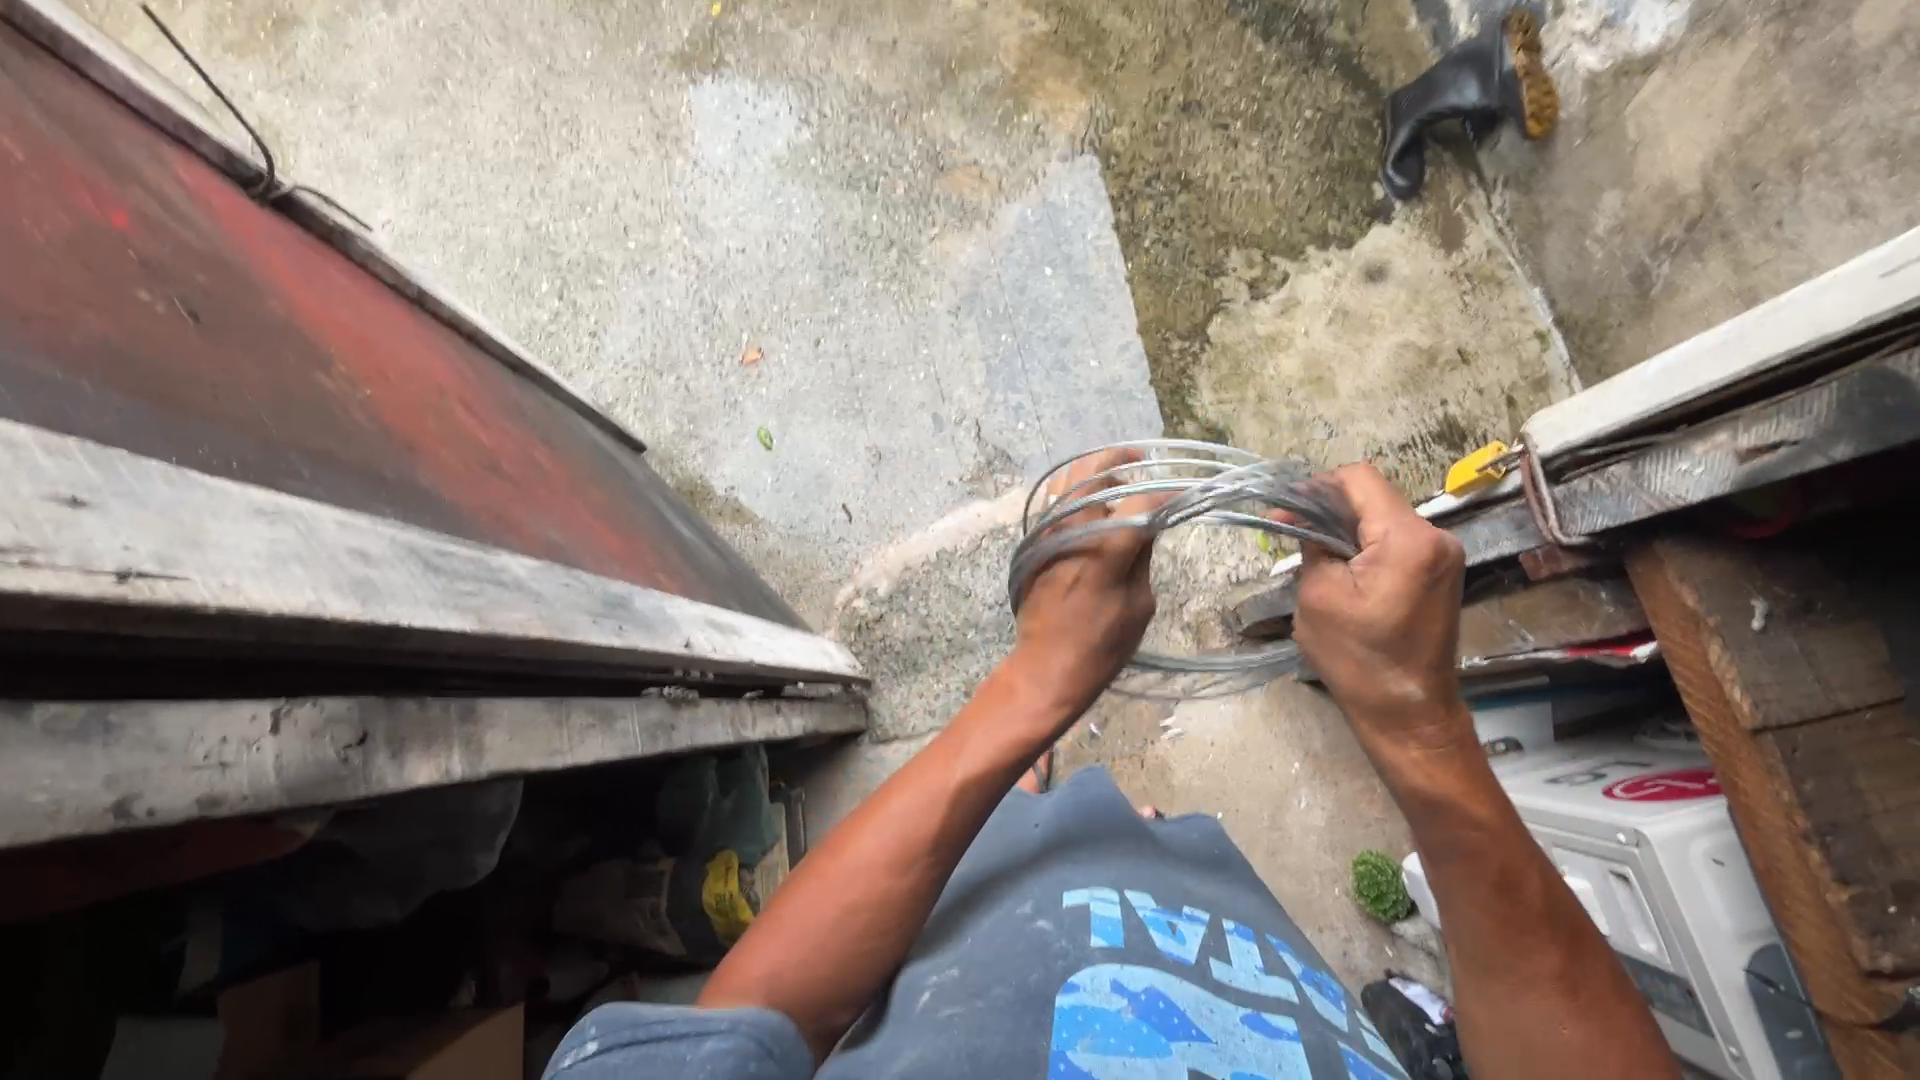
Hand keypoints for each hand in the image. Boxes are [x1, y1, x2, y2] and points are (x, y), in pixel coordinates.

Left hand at [1011, 447, 1163, 715]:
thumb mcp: (1139, 605)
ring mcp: (1046, 535)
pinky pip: (1051, 501)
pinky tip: (1088, 497)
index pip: (1141, 501)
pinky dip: (1071, 489)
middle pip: (1092, 474)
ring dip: (1091, 470)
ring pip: (1065, 482)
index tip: (1181, 495)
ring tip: (1114, 475)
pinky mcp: (1033, 544)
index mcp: (1105, 549)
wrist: (1047, 666)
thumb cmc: (1101, 646)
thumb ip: (1141, 558)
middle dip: (1118, 459)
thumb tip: (1147, 525)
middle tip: (1139, 458)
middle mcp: (1072, 532)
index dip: (1165, 493)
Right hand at [1291, 463, 1473, 757]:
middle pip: (1372, 496)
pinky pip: (1395, 541)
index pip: (1359, 479)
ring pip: (1382, 518)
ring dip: (1343, 528)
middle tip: (1287, 532)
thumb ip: (1314, 545)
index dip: (1316, 486)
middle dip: (1326, 509)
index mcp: (1408, 539)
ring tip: (1309, 553)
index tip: (1285, 510)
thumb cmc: (1358, 658)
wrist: (1407, 712)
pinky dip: (1363, 545)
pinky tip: (1339, 568)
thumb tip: (1305, 520)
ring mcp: (1443, 555)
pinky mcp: (1439, 572)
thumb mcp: (1318, 594)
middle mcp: (1436, 537)